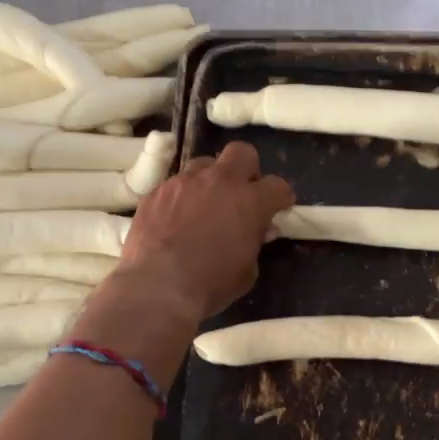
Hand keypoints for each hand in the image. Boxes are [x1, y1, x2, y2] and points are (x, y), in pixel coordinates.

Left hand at [116, 142, 294, 320]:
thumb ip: (255, 242)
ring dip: (211, 180)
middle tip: (243, 193)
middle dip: (247, 169)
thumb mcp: (247, 270)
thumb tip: (260, 230)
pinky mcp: (157, 191)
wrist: (159, 286)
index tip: (280, 207)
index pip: (277, 186)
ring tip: (206, 204)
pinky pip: (176, 184)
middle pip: (241, 153)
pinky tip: (179, 218)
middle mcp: (219, 182)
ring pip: (204, 164)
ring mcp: (184, 182)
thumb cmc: (212, 283)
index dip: (281, 196)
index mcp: (250, 201)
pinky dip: (184, 197)